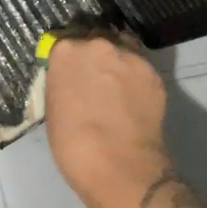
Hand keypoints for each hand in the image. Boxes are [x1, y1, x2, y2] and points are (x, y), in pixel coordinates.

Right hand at [43, 30, 171, 207]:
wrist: (119, 166)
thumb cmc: (73, 142)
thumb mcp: (53, 105)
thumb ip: (62, 81)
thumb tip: (72, 78)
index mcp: (66, 50)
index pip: (65, 42)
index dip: (69, 59)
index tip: (71, 73)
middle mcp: (98, 44)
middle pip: (96, 41)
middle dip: (95, 57)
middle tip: (96, 81)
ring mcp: (129, 56)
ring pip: (122, 51)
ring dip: (118, 65)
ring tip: (119, 90)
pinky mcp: (153, 73)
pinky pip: (140, 70)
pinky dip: (137, 80)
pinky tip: (134, 102)